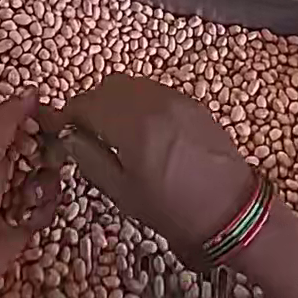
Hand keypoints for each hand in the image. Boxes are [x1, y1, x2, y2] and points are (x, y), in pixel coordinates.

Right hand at [41, 75, 253, 253]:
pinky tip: (143, 131)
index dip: (68, 116)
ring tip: (115, 133)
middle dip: (91, 105)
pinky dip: (138, 103)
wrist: (233, 211)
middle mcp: (152, 101)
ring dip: (115, 102)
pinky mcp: (191, 103)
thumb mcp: (123, 192)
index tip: (63, 133)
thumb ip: (91, 159)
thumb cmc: (173, 209)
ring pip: (131, 85)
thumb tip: (71, 137)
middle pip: (107, 87)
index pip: (85, 103)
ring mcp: (175, 98)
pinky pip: (153, 92)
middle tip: (88, 134)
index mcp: (132, 124)